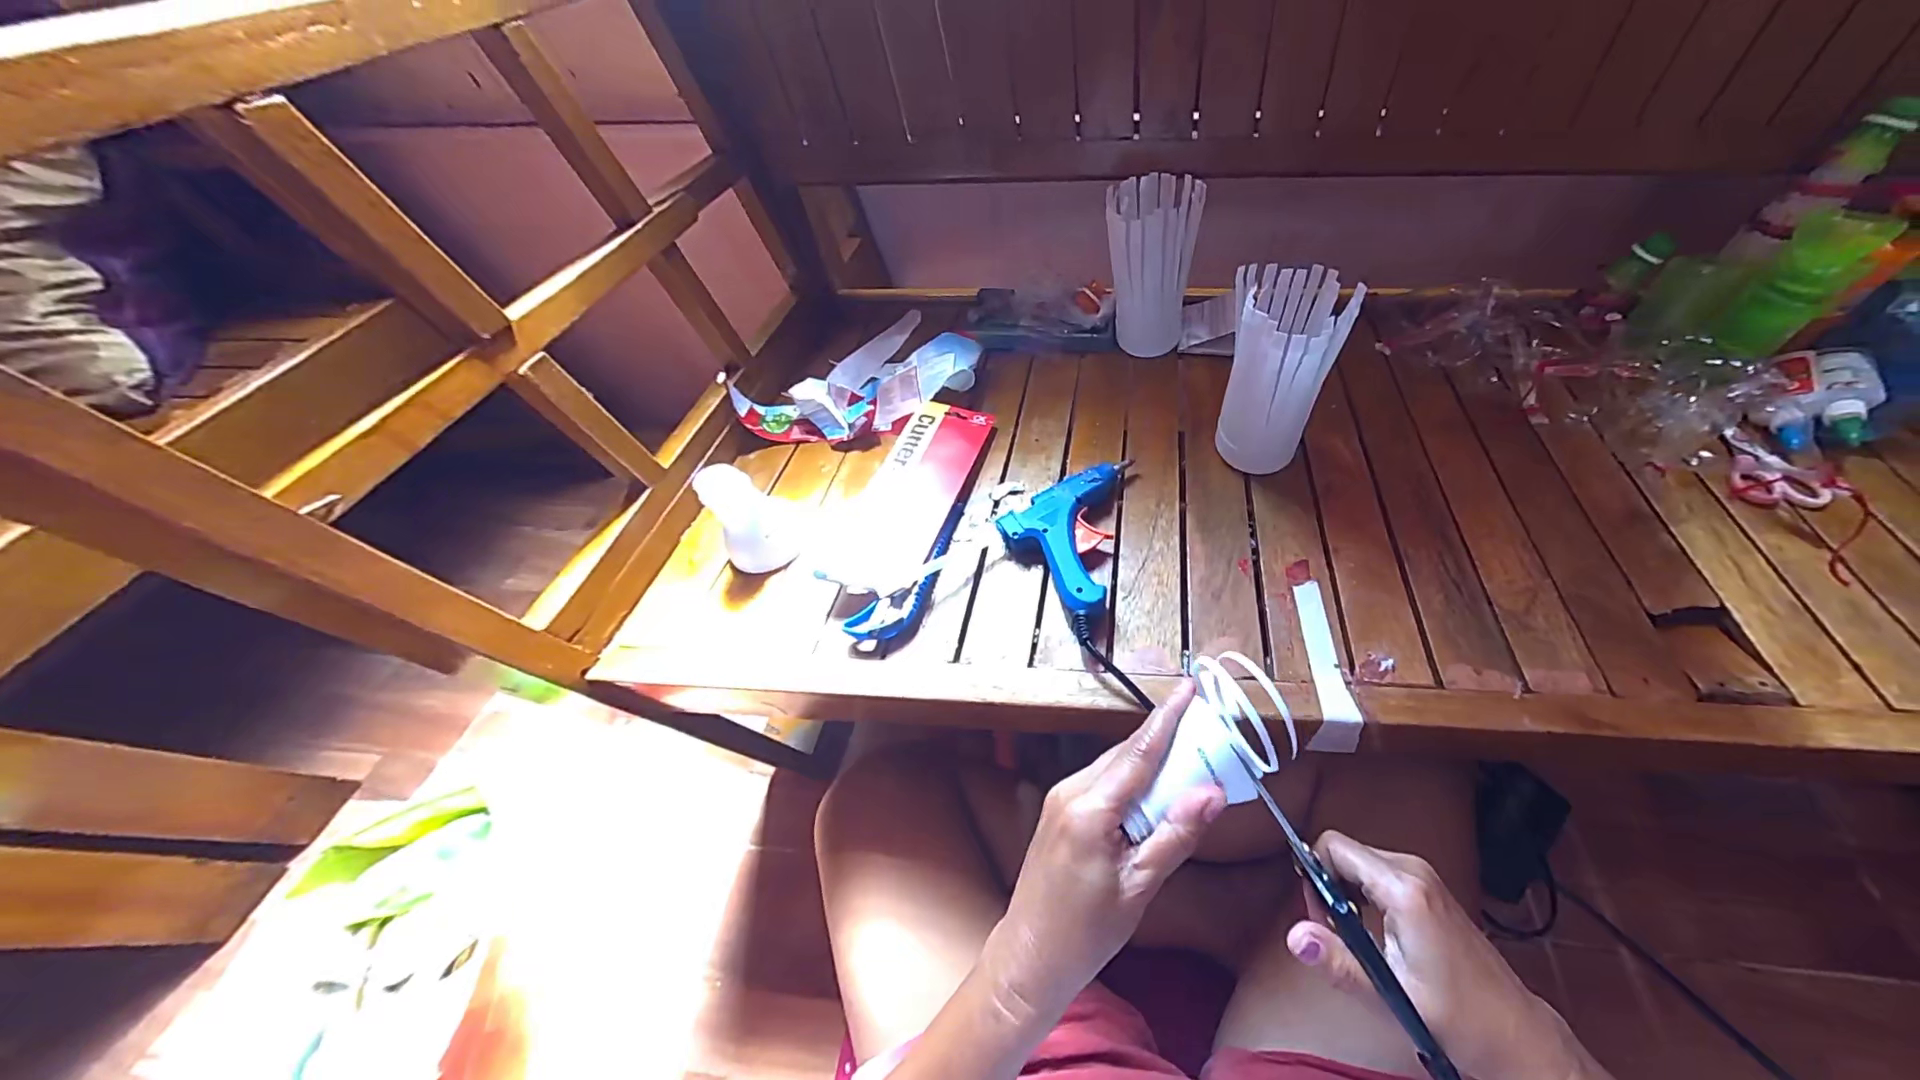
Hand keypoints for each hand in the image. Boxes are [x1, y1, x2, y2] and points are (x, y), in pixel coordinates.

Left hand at [981, 679, 1226, 1019]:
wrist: (1031, 952)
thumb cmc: (1086, 930)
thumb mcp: (1139, 887)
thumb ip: (1175, 835)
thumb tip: (1212, 792)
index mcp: (1089, 807)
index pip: (1138, 752)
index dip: (1167, 718)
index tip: (1189, 688)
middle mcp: (1070, 790)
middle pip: (1126, 754)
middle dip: (1166, 737)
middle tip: (1204, 724)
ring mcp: (1060, 797)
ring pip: (1114, 766)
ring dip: (1150, 760)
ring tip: (1190, 756)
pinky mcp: (1059, 808)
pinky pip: (1102, 782)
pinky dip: (1131, 780)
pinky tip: (1154, 790)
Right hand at [1286, 832, 1609, 1079]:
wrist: (1518, 1036)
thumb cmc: (1462, 1019)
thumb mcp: (1391, 995)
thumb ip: (1338, 962)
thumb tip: (1296, 936)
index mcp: (1404, 890)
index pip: (1332, 846)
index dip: (1313, 875)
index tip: (1319, 913)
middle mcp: (1414, 872)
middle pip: (1341, 852)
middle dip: (1326, 886)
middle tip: (1335, 931)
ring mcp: (1424, 877)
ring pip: (1356, 861)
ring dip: (1343, 891)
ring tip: (1355, 936)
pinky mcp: (1427, 887)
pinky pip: (1374, 872)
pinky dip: (1361, 894)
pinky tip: (1374, 932)